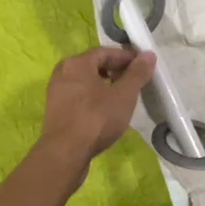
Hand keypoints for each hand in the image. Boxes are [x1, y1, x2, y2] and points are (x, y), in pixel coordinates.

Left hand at [38, 46, 155, 168]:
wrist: (65, 153)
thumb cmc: (96, 118)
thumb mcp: (123, 95)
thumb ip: (136, 74)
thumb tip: (148, 54)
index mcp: (77, 63)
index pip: (105, 52)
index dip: (125, 57)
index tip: (142, 65)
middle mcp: (63, 72)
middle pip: (93, 65)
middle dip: (115, 70)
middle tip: (133, 80)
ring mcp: (56, 92)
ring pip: (85, 81)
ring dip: (104, 84)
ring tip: (122, 96)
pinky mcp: (56, 110)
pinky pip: (78, 95)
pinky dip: (93, 97)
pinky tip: (105, 110)